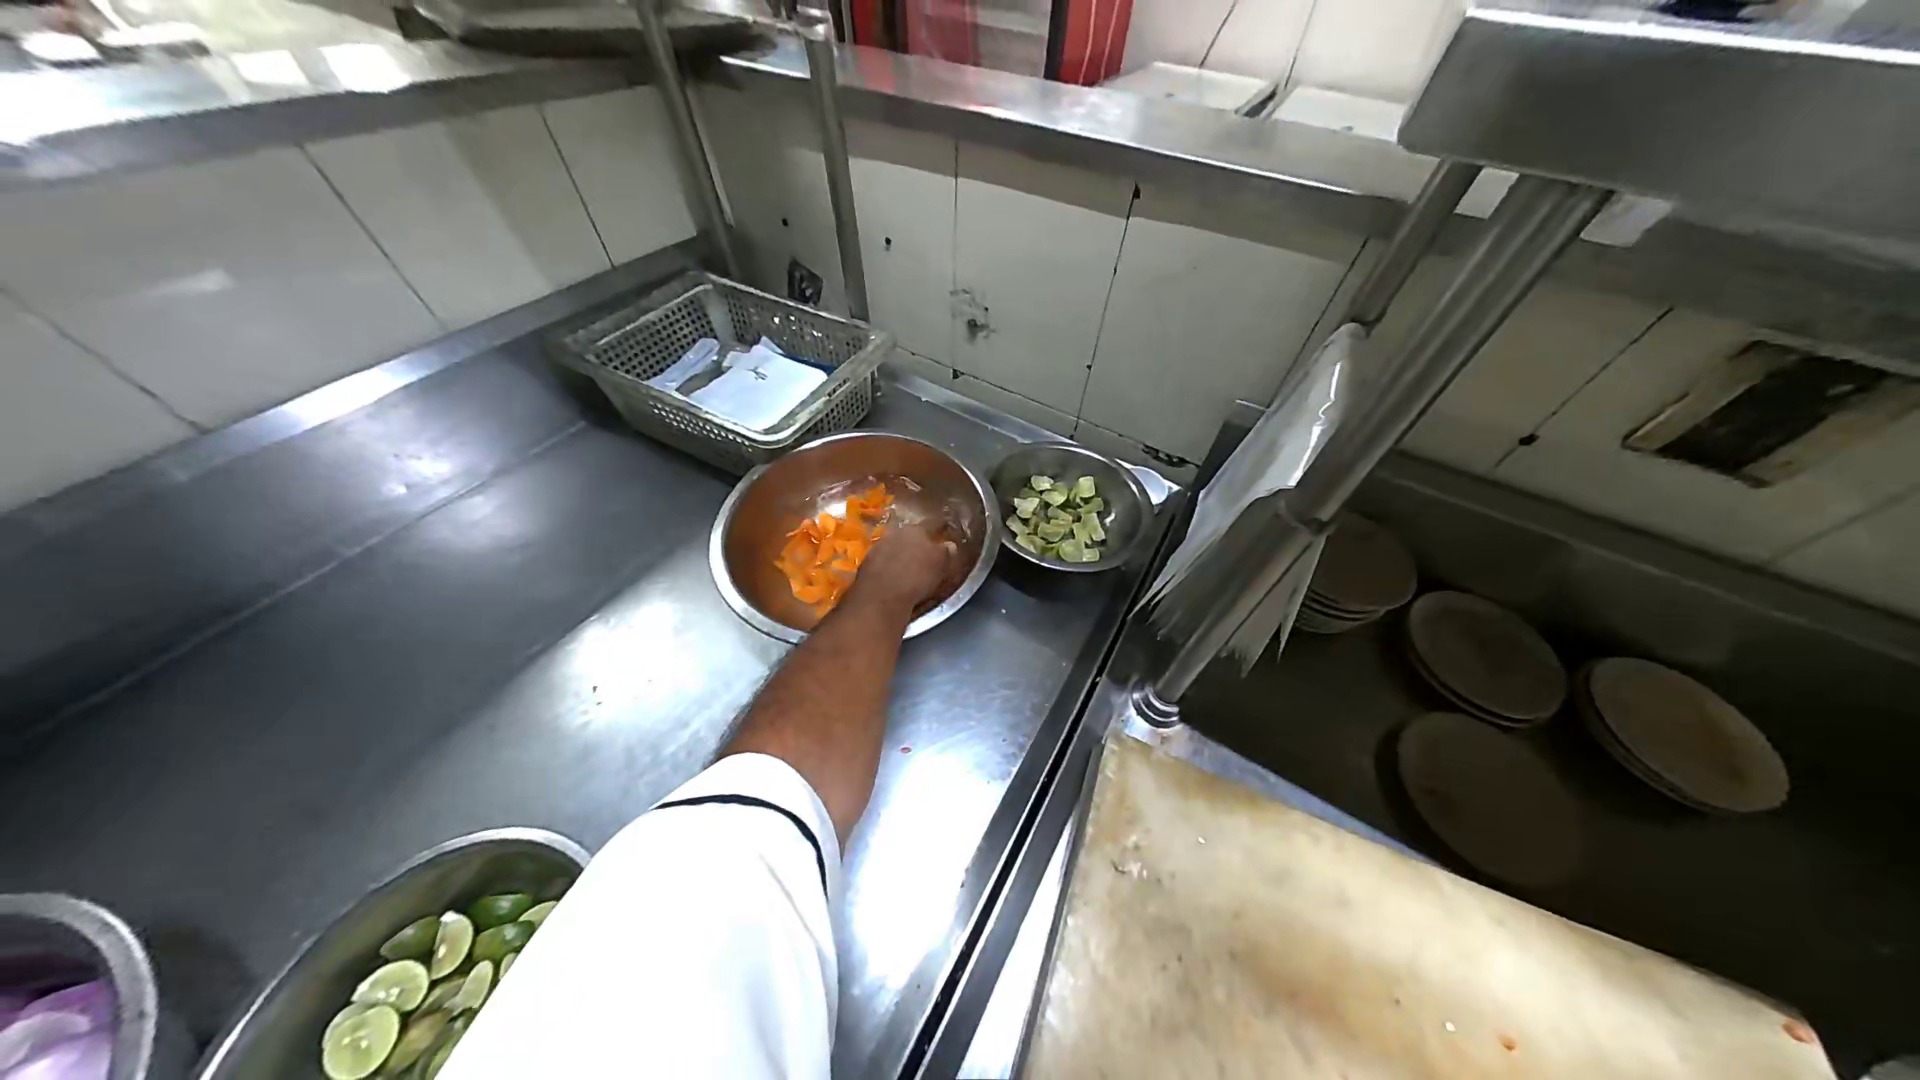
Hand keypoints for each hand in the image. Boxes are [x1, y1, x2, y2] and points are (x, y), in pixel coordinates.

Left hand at [852, 523, 960, 612]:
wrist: (882, 596)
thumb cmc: (917, 577)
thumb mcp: (941, 565)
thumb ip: (946, 552)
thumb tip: (950, 545)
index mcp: (916, 529)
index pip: (930, 526)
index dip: (937, 532)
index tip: (941, 537)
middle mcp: (895, 533)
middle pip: (908, 535)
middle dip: (915, 544)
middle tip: (922, 556)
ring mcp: (878, 547)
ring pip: (893, 547)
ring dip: (899, 555)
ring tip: (906, 570)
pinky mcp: (866, 563)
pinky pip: (881, 561)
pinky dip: (887, 567)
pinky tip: (891, 579)